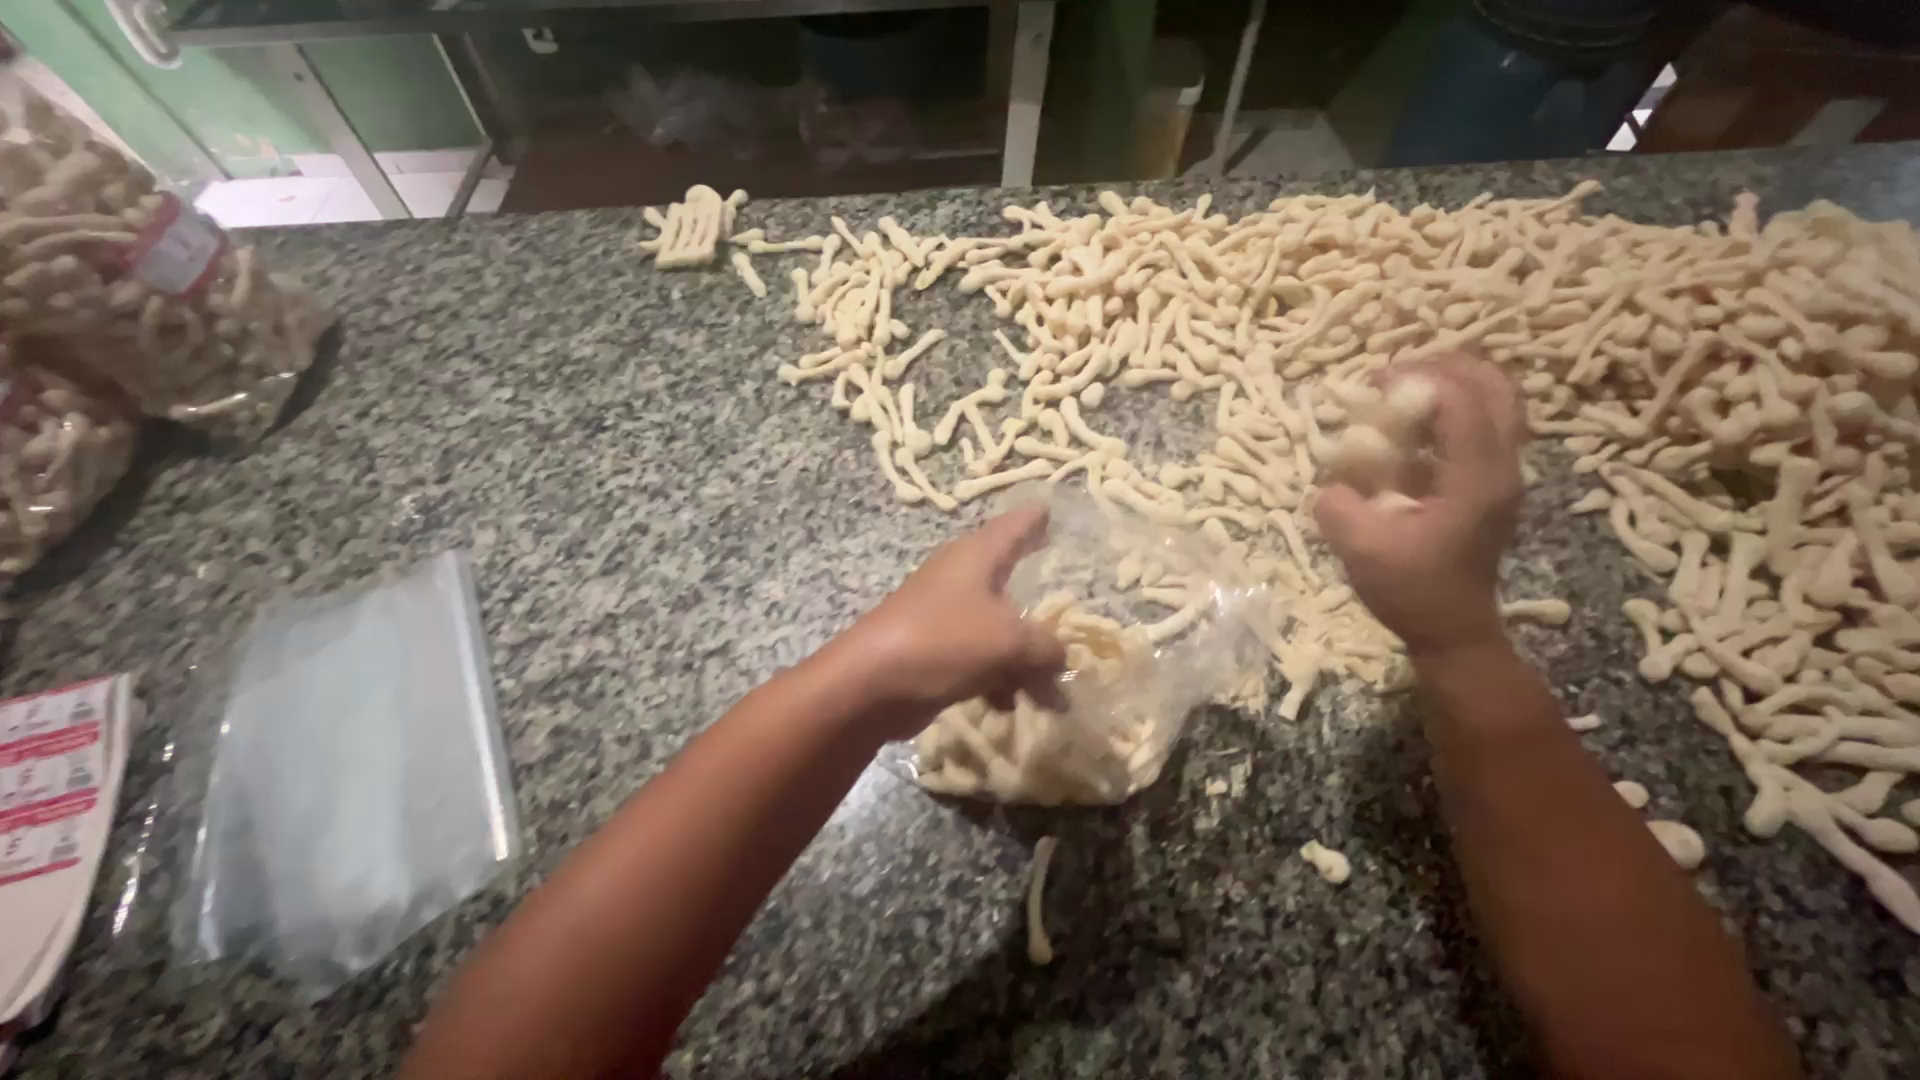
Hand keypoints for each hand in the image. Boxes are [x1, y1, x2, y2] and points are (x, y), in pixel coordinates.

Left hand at [834, 504, 1067, 737]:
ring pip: (998, 625)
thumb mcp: (1010, 641)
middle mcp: (961, 577)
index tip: (1053, 509)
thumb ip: (1046, 646)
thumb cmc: (944, 641)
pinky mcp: (935, 650)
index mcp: (978, 555)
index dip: (1037, 517)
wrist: (871, 684)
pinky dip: (998, 677)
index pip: (1015, 524)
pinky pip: (979, 657)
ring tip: (1053, 683)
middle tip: (1071, 599)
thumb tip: (1060, 658)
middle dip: (1040, 595)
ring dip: (1024, 653)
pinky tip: (1013, 705)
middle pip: (1009, 577)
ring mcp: (946, 614)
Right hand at [1313, 354, 1525, 658]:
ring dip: (1453, 385)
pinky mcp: (1493, 484)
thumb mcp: (1361, 549)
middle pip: (1496, 387)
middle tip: (1396, 374)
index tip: (1372, 382)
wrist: (1453, 630)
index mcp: (1477, 478)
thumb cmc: (1412, 590)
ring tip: (1404, 390)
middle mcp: (1503, 467)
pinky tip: (1411, 426)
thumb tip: (1329, 479)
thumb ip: (1337, 505)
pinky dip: (1453, 411)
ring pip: (1497, 402)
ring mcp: (1504, 475)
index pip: (1461, 400)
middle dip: (1445, 367)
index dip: (1418, 378)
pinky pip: (1485, 426)